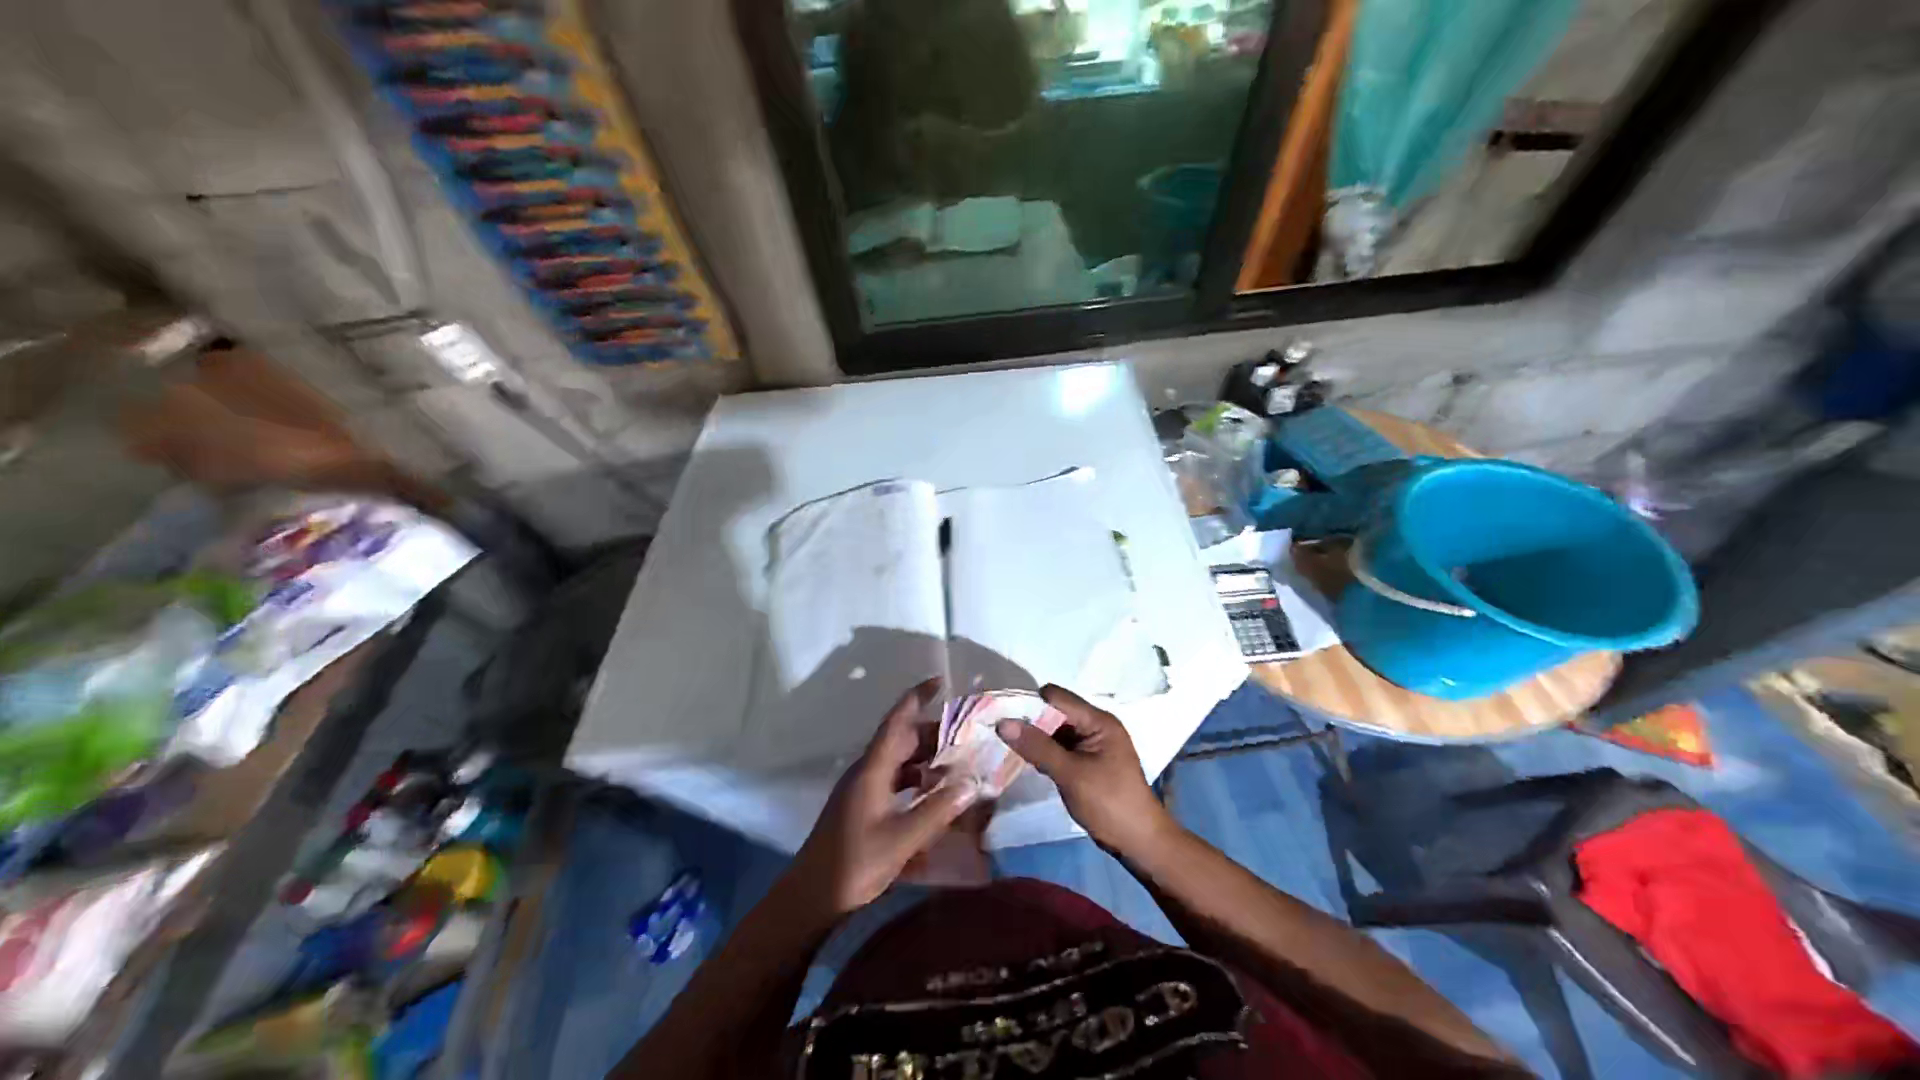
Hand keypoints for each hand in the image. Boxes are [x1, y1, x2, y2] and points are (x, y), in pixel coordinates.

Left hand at [786, 678, 981, 917]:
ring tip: (960, 762)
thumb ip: (937, 811)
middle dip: (933, 733)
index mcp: (872, 770)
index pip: (896, 722)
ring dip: (927, 758)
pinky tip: (936, 792)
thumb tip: (971, 783)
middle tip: (968, 733)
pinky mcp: (864, 806)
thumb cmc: (854, 864)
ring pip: (900, 761)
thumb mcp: (901, 839)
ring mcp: (863, 789)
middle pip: (902, 740)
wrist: (812, 896)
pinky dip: (917, 779)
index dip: (916, 698)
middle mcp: (866, 772)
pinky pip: (895, 779)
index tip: (940, 681)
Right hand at [997, 685, 1177, 856]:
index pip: (1056, 697)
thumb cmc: (1109, 802)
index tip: (1001, 714)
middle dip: (1029, 721)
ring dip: (1035, 738)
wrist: (1138, 841)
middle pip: (1054, 712)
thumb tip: (1002, 722)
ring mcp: (1092, 745)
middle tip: (998, 731)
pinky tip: (1024, 759)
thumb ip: (1037, 746)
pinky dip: (1043, 752)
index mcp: (1098, 721)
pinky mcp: (1087, 762)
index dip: (1029, 702)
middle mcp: (1095, 726)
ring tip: (1005, 745)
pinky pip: (1059, 748)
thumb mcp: (1070, 773)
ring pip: (1054, 731)